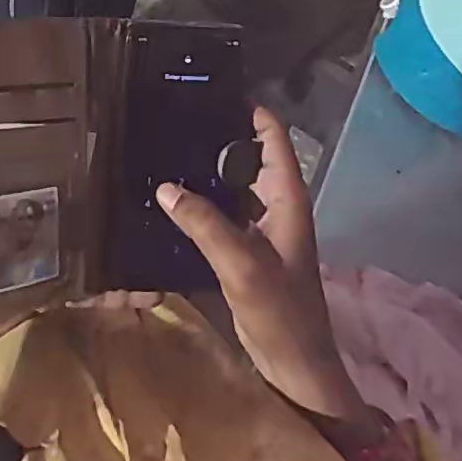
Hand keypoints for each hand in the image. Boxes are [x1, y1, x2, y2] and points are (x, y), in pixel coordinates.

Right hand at [156, 108, 367, 421]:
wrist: (296, 368)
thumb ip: (204, 224)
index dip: (253, 113)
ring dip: (212, 168)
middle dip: (223, 135)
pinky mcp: (248, 246)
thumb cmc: (281, 313)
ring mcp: (263, 226)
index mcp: (288, 198)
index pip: (274, 139)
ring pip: (237, 183)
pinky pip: (226, 208)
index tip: (218, 92)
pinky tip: (178, 195)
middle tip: (181, 118)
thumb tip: (165, 187)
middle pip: (252, 156)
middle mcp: (277, 203)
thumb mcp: (242, 265)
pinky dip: (206, 196)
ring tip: (173, 147)